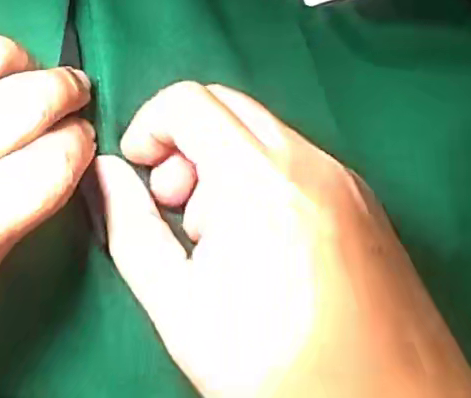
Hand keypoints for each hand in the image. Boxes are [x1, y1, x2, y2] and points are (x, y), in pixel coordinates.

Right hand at [92, 82, 470, 397]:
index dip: (148, 124)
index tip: (138, 170)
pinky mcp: (367, 200)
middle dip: (183, 138)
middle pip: (223, 103)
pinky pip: (294, 155)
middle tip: (172, 202)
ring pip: (259, 127)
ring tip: (214, 231)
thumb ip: (130, 229)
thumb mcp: (182, 310)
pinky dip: (259, 171)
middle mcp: (307, 160)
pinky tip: (260, 241)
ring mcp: (344, 177)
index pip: (187, 100)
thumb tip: (104, 172)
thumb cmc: (282, 374)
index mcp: (259, 177)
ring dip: (220, 156)